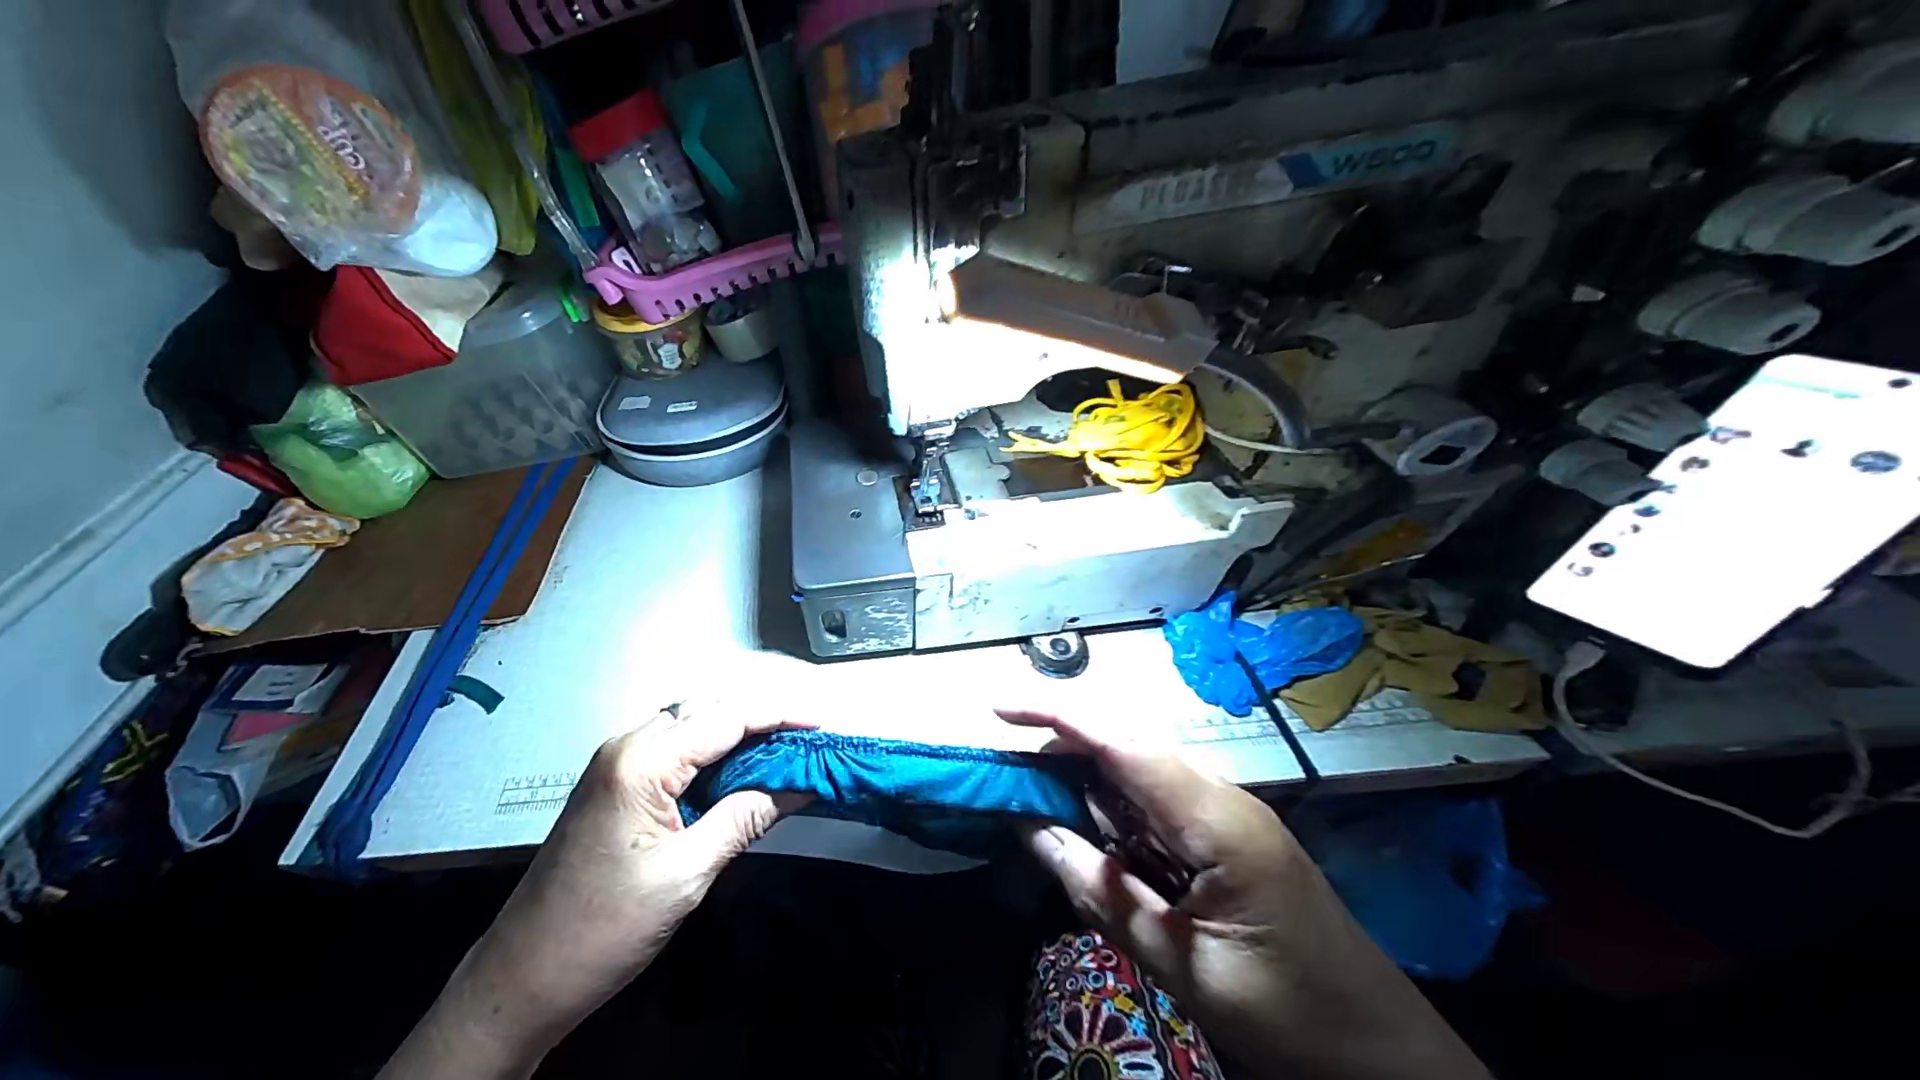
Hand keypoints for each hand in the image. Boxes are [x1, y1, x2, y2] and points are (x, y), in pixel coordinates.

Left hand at [380, 704, 807, 1079]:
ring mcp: (617, 763)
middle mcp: (626, 747)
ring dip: (740, 730)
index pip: (727, 716)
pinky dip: (716, 749)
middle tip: (809, 737)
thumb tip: (799, 785)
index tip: (823, 723)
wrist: (522, 978)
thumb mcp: (688, 873)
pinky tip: (742, 769)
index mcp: (641, 762)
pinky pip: (677, 747)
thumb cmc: (604, 928)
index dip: (781, 714)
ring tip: (785, 749)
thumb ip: (746, 816)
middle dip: (763, 715)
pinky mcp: (617, 783)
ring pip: (693, 723)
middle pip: (709, 708)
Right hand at [1000, 709, 1489, 1079]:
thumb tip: (1030, 828)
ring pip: (1140, 779)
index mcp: (1215, 819)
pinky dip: (1118, 820)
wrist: (1382, 1053)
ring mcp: (1228, 816)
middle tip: (1011, 781)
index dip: (1057, 719)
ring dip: (1089, 790)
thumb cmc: (1285, 1012)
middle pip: (1127, 751)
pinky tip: (1102, 847)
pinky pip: (1158, 809)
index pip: (1123, 746)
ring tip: (1044, 812)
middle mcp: (1221, 798)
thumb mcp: (1178, 961)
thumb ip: (1099, 891)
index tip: (1000, 711)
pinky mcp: (1228, 838)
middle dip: (1065, 755)